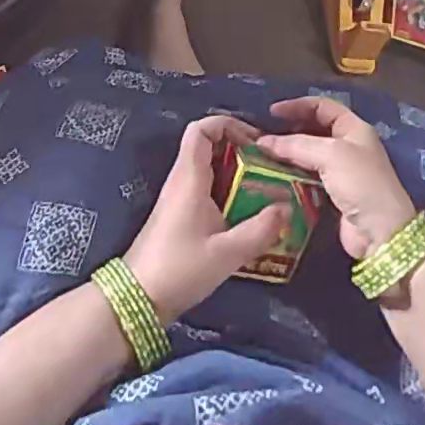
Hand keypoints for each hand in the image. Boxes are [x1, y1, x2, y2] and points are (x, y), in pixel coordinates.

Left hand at [122, 115, 287, 320]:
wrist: (137, 299)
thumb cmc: (180, 268)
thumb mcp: (227, 253)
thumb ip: (260, 229)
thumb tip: (286, 207)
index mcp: (189, 177)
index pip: (202, 129)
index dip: (229, 125)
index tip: (256, 143)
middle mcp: (182, 180)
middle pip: (208, 145)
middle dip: (240, 148)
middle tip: (268, 166)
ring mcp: (178, 197)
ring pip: (209, 167)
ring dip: (236, 171)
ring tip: (265, 187)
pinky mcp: (179, 214)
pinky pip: (206, 187)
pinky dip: (228, 189)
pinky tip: (247, 212)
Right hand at [257, 96, 416, 259]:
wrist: (380, 232)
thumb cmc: (360, 183)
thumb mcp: (330, 155)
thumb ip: (295, 145)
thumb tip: (262, 142)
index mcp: (354, 128)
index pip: (322, 106)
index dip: (297, 105)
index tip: (271, 112)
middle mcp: (348, 145)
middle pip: (313, 129)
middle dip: (288, 130)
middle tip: (262, 135)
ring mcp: (340, 170)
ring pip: (308, 154)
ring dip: (287, 153)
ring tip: (262, 154)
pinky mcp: (332, 193)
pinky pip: (306, 176)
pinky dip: (291, 174)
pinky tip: (273, 175)